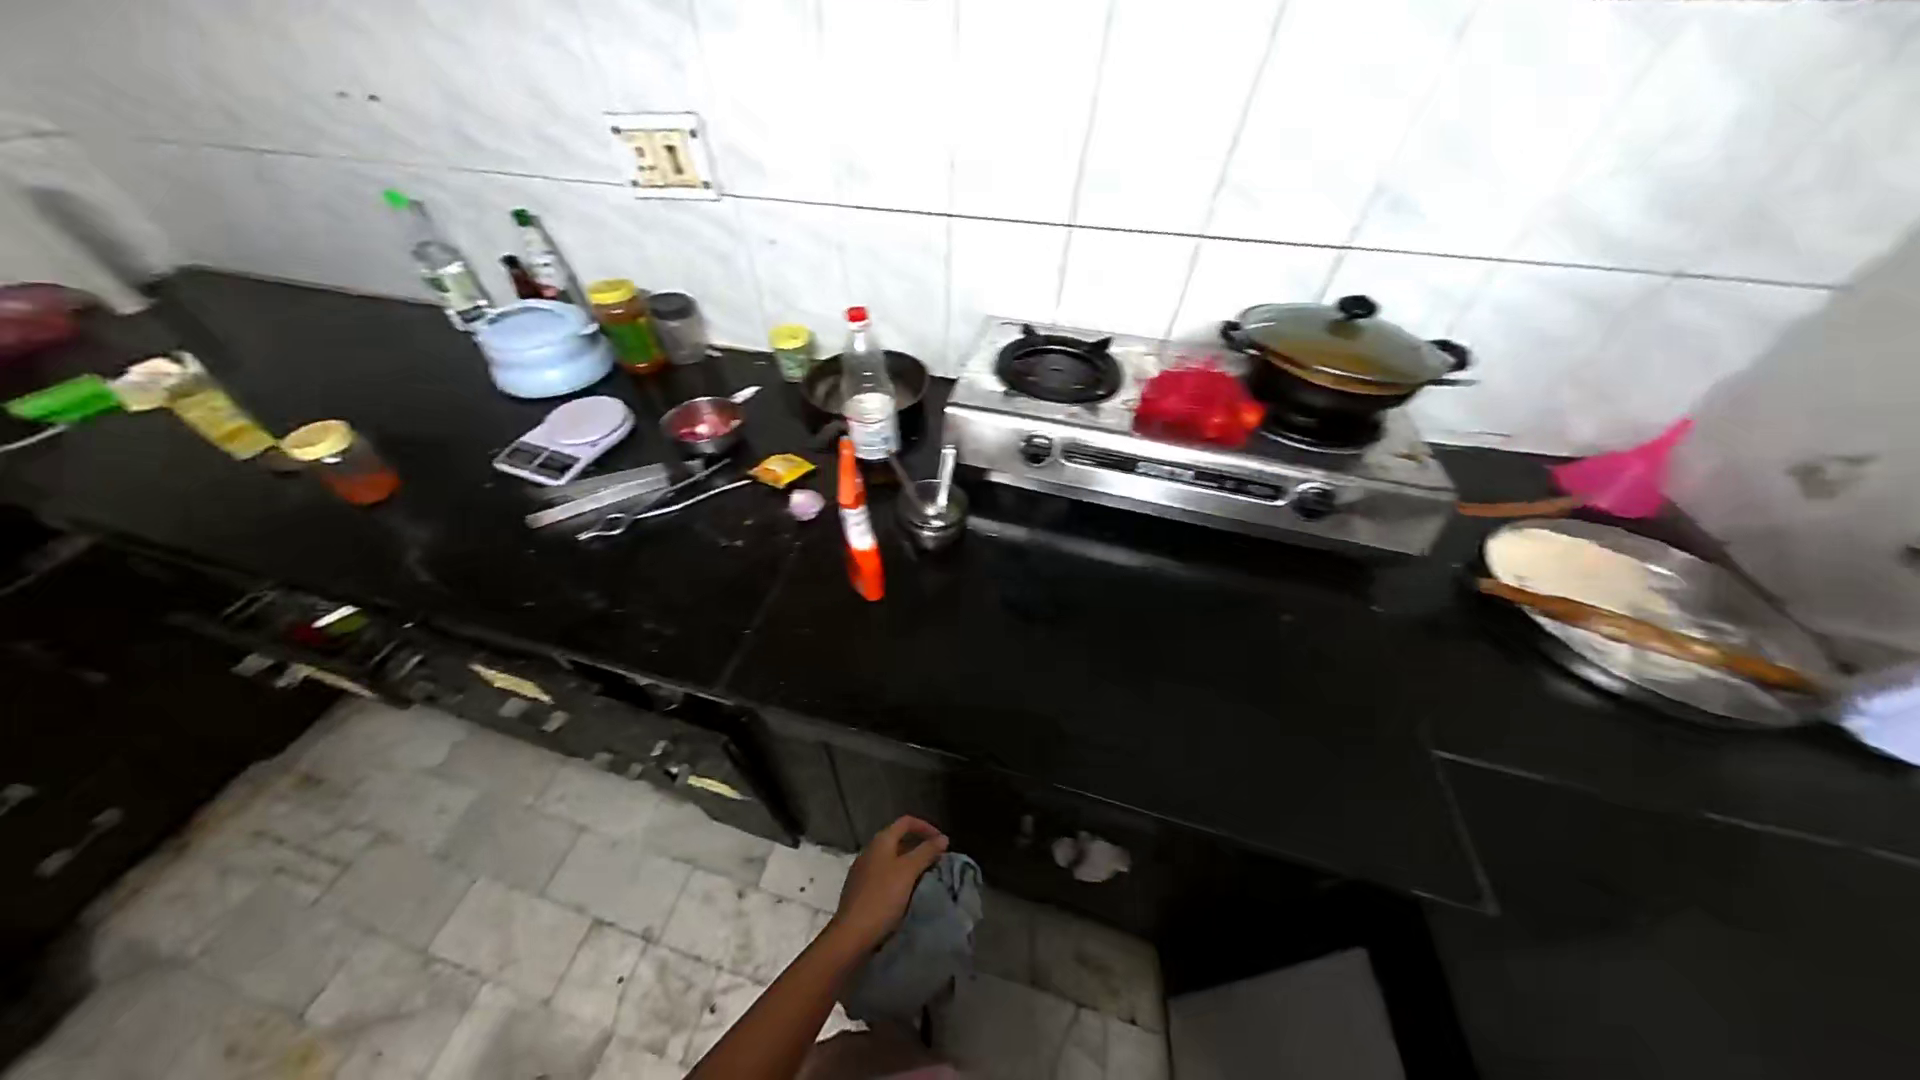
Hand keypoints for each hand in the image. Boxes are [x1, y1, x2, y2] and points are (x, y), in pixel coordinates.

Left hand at [829, 815, 949, 952]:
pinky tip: (907, 893)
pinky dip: (900, 879)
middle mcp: (869, 851)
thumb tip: (943, 838)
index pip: (906, 822)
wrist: (851, 935)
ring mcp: (863, 871)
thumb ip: (926, 852)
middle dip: (920, 847)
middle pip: (899, 840)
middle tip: (937, 861)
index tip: (942, 842)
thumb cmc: (882, 898)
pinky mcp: (861, 890)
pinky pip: (885, 876)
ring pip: (892, 860)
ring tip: (926, 878)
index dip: (926, 827)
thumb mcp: (908, 871)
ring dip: (910, 864)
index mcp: (880, 841)